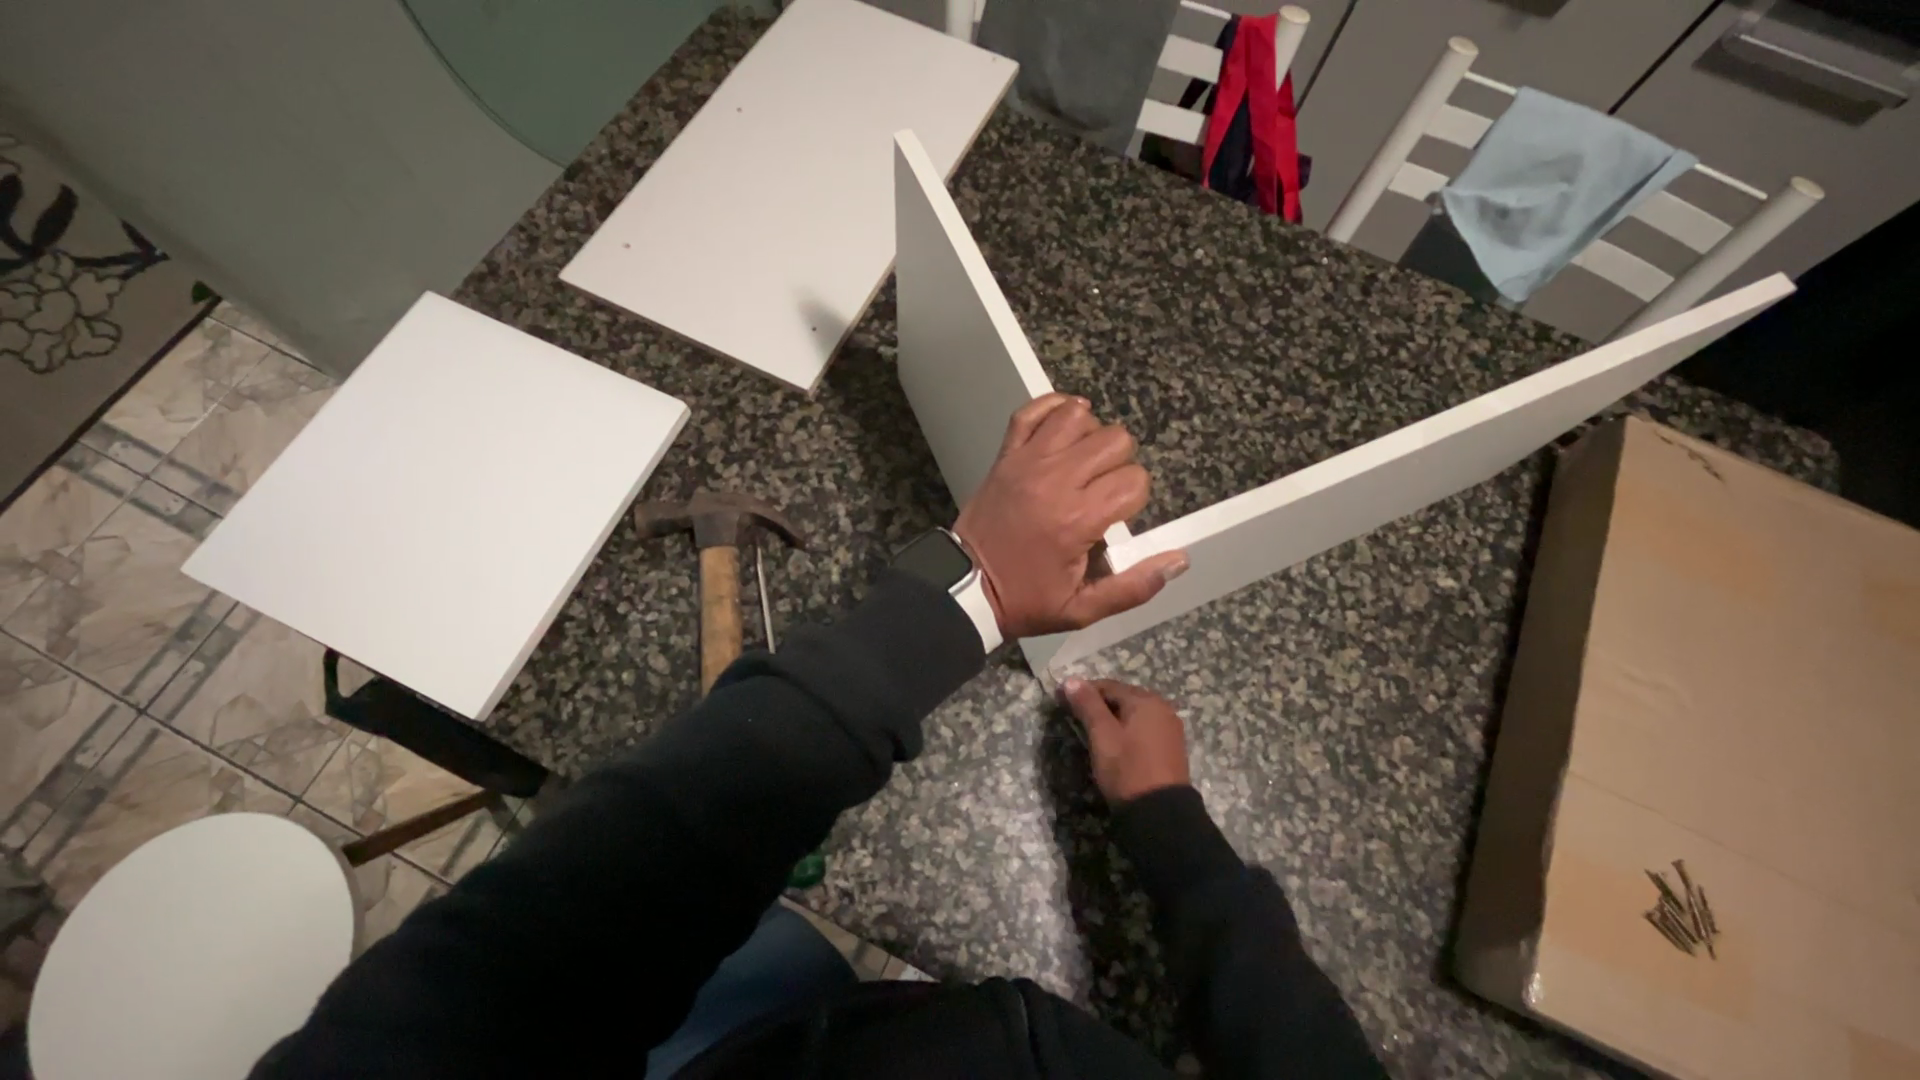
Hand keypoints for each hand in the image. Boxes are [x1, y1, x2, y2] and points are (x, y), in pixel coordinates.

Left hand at [953, 394, 1187, 639]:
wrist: (965, 588)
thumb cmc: (1025, 600)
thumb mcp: (1082, 609)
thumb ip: (1133, 587)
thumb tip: (1179, 560)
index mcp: (1076, 520)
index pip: (1133, 481)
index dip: (1135, 498)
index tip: (1116, 518)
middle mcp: (1054, 481)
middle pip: (1114, 439)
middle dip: (1120, 464)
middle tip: (1102, 491)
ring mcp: (1026, 462)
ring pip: (1077, 416)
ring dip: (1090, 435)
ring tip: (1084, 463)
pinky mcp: (1005, 455)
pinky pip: (1031, 412)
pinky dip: (1053, 409)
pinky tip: (1065, 426)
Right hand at [1060, 678, 1190, 803]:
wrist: (1160, 813)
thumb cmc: (1127, 769)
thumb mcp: (1102, 735)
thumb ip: (1087, 705)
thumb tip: (1071, 680)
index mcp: (1146, 700)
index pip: (1107, 686)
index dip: (1083, 691)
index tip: (1061, 702)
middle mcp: (1162, 708)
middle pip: (1123, 698)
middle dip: (1098, 705)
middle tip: (1076, 720)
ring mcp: (1170, 728)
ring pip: (1134, 715)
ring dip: (1113, 719)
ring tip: (1093, 734)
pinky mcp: (1171, 748)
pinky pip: (1144, 729)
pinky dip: (1127, 732)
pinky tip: (1116, 745)